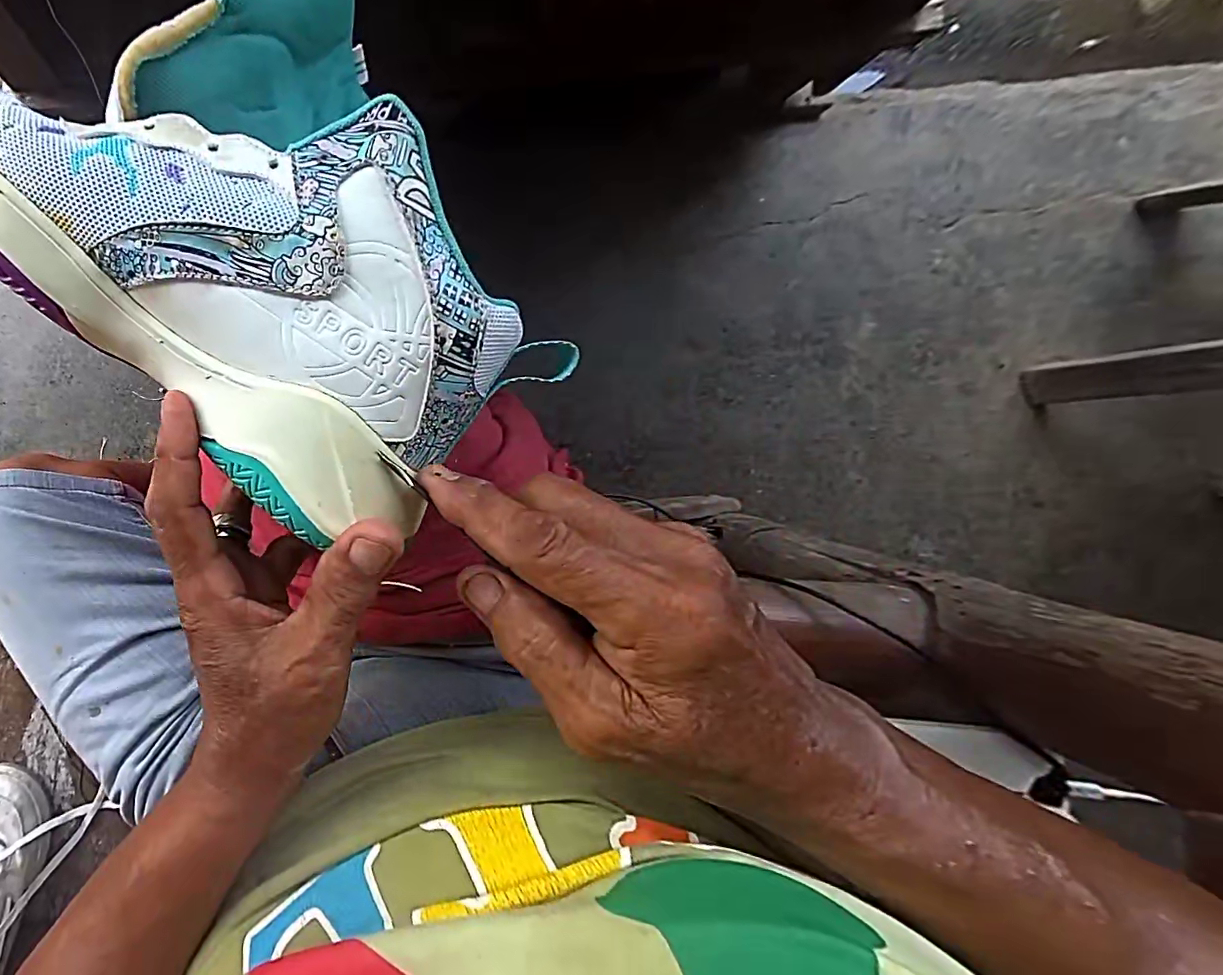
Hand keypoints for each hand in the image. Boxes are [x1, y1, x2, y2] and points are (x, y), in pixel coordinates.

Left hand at [145, 393, 403, 788]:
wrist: (256, 764)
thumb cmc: (270, 716)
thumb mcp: (311, 654)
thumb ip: (341, 591)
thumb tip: (376, 528)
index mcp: (207, 584)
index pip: (176, 505)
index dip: (174, 452)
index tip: (179, 403)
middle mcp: (213, 575)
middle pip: (202, 500)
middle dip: (213, 451)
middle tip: (238, 403)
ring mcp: (236, 584)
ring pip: (241, 520)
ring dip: (260, 485)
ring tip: (292, 444)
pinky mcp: (260, 595)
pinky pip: (274, 545)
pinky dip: (297, 525)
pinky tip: (331, 512)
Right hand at [419, 468, 896, 820]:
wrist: (787, 736)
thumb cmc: (690, 743)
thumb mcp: (594, 720)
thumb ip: (530, 642)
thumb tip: (476, 577)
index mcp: (652, 609)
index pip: (544, 541)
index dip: (482, 508)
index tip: (435, 479)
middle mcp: (670, 556)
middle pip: (556, 501)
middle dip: (501, 511)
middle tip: (473, 550)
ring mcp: (681, 540)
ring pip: (574, 499)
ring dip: (530, 523)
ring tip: (527, 581)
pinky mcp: (680, 537)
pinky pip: (597, 515)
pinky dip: (562, 532)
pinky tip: (568, 582)